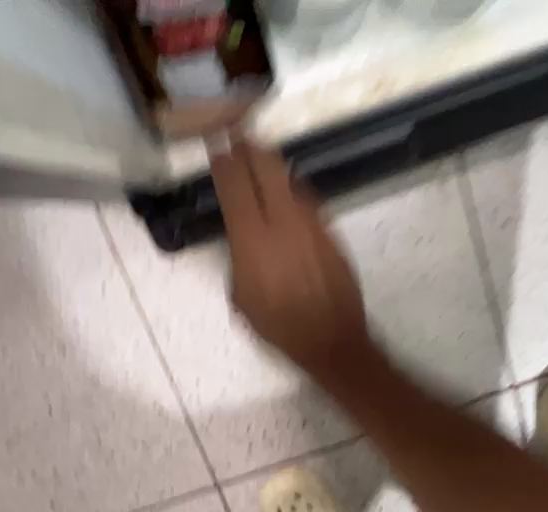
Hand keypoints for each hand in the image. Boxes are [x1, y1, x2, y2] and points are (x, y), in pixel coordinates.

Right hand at [210, 137, 372, 376]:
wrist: (330, 339)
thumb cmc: (278, 326)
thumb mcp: (242, 297)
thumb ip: (238, 258)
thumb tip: (241, 239)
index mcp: (251, 237)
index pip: (233, 185)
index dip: (223, 161)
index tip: (216, 146)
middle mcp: (282, 221)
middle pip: (265, 168)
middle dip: (250, 148)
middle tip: (240, 137)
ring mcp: (311, 224)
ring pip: (290, 180)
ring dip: (273, 166)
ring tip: (262, 159)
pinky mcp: (331, 233)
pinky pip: (309, 201)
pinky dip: (295, 191)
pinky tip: (290, 194)